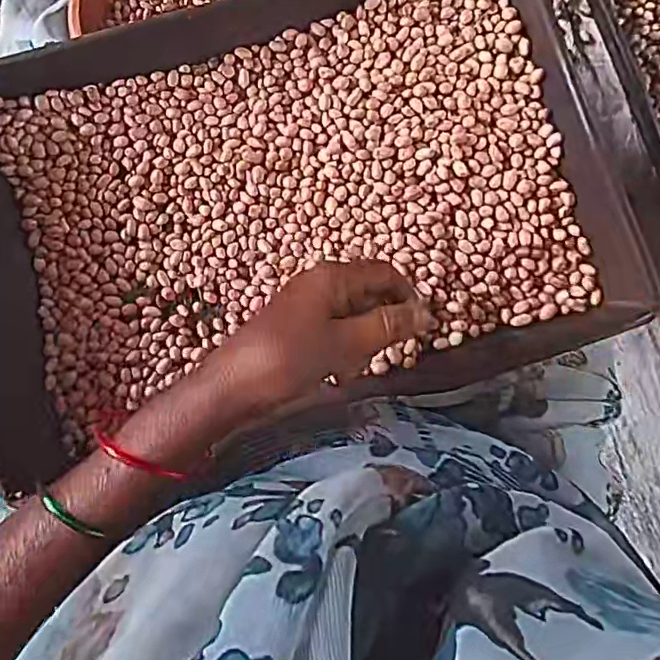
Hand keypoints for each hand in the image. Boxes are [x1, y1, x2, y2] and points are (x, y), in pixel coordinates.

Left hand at [210, 260, 433, 416]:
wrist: (232, 386)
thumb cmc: (288, 359)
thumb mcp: (345, 343)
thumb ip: (387, 326)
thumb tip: (426, 312)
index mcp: (331, 276)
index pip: (385, 273)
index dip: (409, 297)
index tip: (423, 330)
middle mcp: (319, 284)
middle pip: (370, 294)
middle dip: (383, 324)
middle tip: (382, 356)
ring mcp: (306, 306)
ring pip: (353, 318)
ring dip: (362, 344)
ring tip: (351, 368)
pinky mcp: (297, 329)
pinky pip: (334, 334)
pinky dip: (343, 352)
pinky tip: (336, 375)